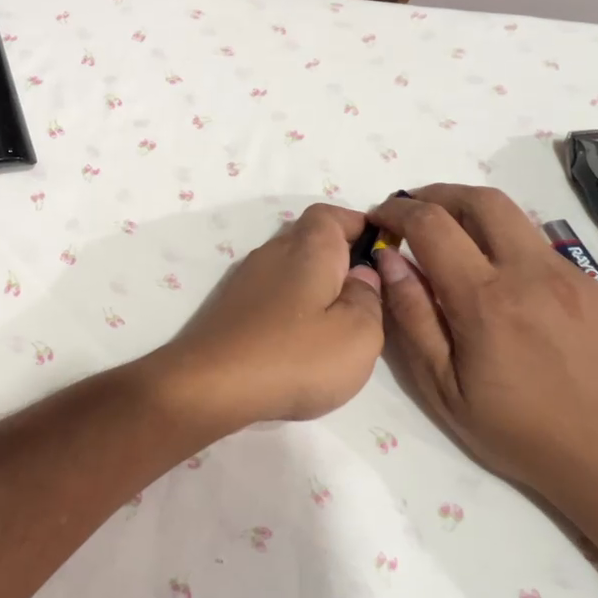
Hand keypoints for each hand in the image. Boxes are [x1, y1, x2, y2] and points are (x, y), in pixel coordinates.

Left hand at [149, 204, 383, 435]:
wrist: (211, 384)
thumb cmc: (294, 356)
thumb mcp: (358, 333)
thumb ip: (369, 298)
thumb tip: (363, 274)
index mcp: (305, 249)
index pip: (329, 214)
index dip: (359, 224)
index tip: (385, 252)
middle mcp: (271, 254)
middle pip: (309, 239)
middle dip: (341, 257)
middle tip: (369, 294)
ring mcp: (246, 280)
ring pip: (289, 267)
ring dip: (317, 284)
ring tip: (341, 322)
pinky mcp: (231, 307)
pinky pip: (272, 292)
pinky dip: (293, 305)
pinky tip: (303, 338)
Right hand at [369, 185, 597, 505]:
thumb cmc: (527, 436)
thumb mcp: (445, 390)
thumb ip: (411, 318)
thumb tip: (388, 261)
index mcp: (486, 299)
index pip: (431, 223)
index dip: (396, 210)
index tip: (375, 219)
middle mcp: (532, 274)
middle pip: (481, 199)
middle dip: (435, 194)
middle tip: (408, 213)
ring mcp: (574, 279)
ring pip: (515, 220)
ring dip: (471, 216)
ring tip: (447, 245)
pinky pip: (541, 251)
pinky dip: (505, 247)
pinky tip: (497, 286)